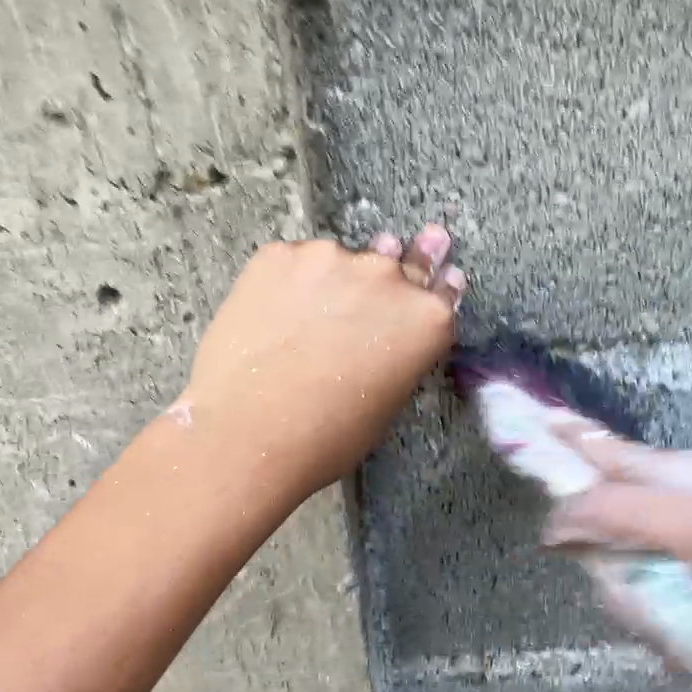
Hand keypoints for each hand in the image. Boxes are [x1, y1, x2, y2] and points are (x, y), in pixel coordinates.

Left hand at [176, 225, 465, 499]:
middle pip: (397, 264)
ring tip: (309, 316)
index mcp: (427, 319)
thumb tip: (390, 331)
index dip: (436, 284)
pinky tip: (274, 315)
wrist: (248, 433)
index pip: (443, 290)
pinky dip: (289, 282)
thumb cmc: (329, 436)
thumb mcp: (390, 398)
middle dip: (392, 271)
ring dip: (334, 281)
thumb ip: (403, 349)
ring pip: (339, 262)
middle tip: (382, 269)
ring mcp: (332, 258)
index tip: (433, 273)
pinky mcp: (281, 254)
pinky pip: (294, 262)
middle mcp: (388, 277)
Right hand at [542, 431, 691, 691]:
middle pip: (640, 460)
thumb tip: (597, 557)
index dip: (576, 515)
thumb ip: (638, 594)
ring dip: (644, 482)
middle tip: (543, 428)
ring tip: (629, 507)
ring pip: (673, 461)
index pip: (621, 508)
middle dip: (588, 449)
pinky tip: (690, 513)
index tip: (552, 532)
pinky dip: (686, 486)